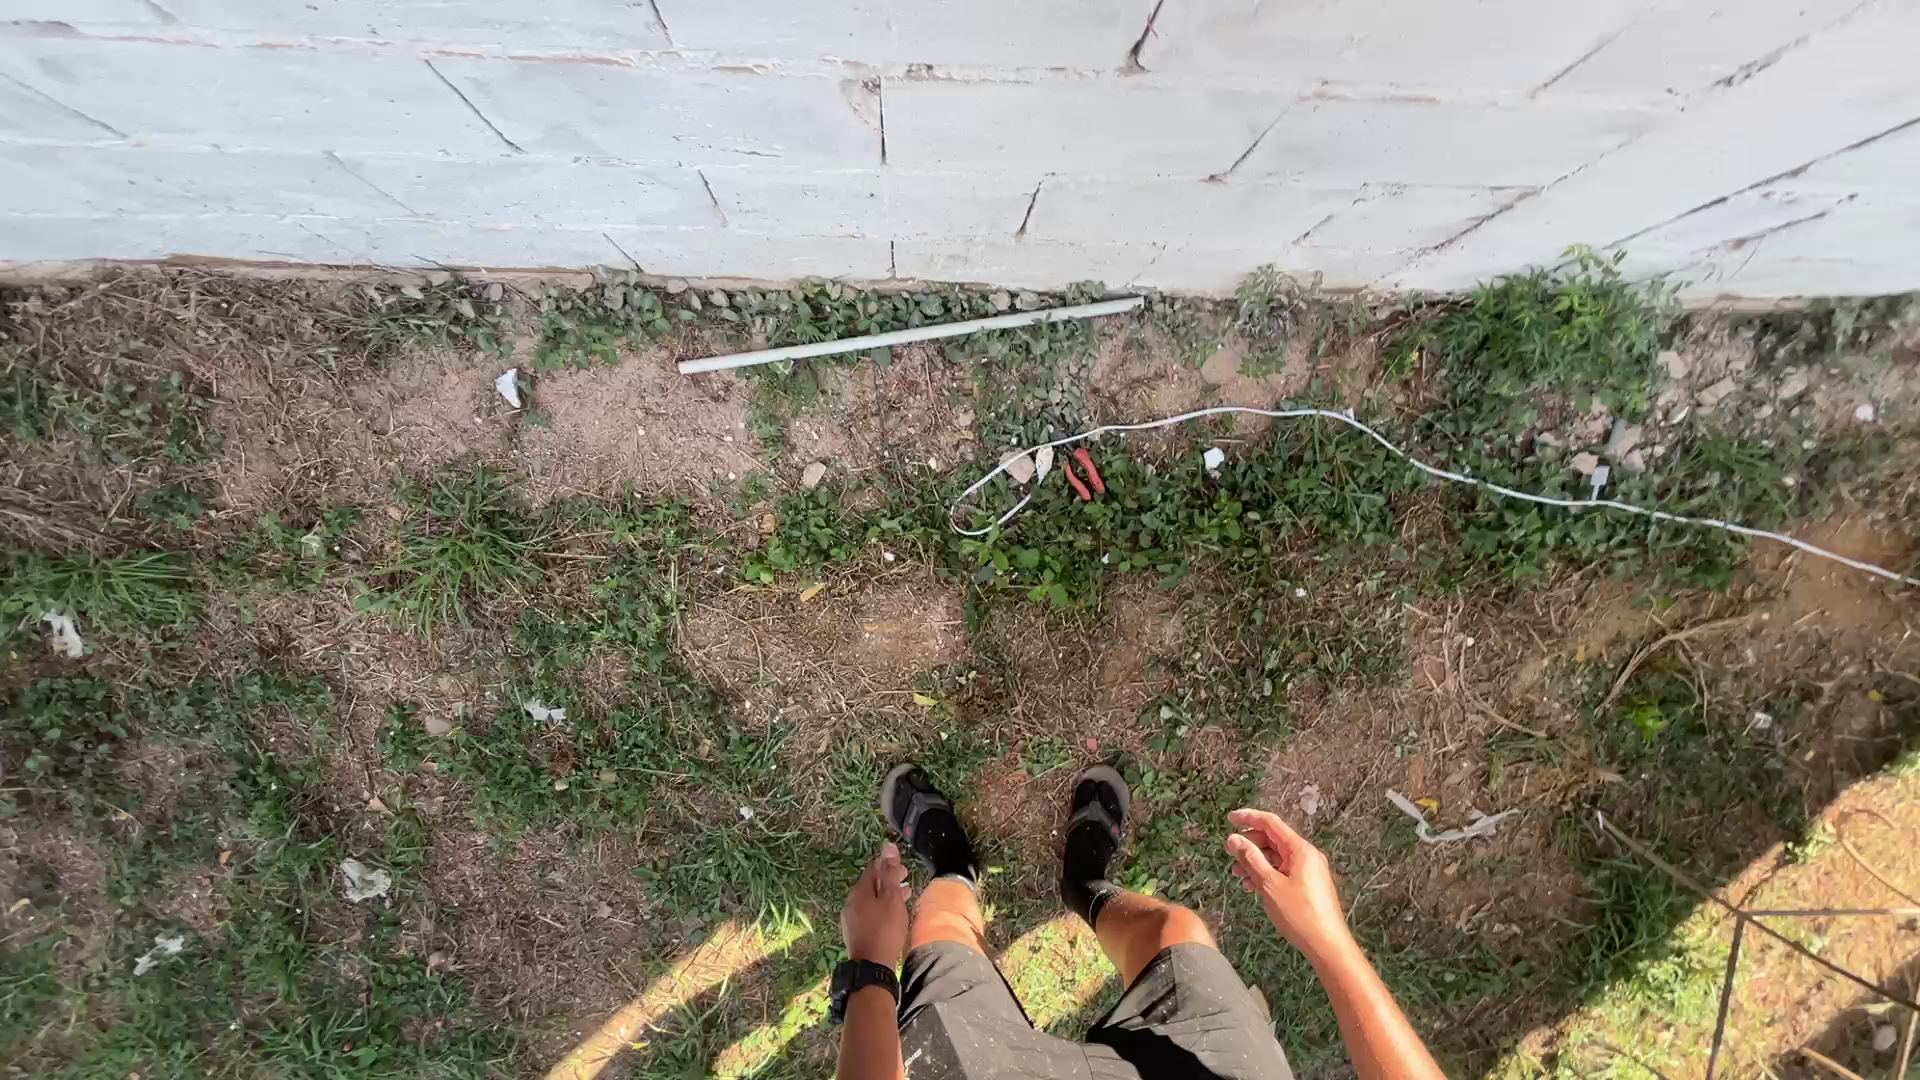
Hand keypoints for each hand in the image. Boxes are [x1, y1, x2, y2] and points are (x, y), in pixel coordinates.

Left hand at [840, 842, 909, 965]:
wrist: (871, 968)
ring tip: (904, 895)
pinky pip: (869, 912)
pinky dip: (882, 908)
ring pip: (871, 899)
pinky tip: (892, 914)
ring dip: (887, 895)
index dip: (888, 864)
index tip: (903, 867)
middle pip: (871, 884)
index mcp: (859, 890)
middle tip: (906, 879)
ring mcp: (851, 918)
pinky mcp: (855, 932)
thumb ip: (890, 872)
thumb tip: (888, 846)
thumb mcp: (891, 898)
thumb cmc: (884, 929)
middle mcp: (851, 902)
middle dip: (889, 879)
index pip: (873, 868)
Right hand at [1225, 807, 1353, 964]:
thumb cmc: (1299, 914)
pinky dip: (1265, 873)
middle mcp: (1306, 855)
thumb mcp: (1269, 884)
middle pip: (1272, 839)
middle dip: (1249, 843)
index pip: (1270, 823)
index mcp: (1300, 850)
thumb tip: (1233, 839)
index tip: (1229, 819)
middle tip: (1230, 852)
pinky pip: (1282, 870)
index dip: (1248, 818)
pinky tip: (1251, 885)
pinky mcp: (1308, 885)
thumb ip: (1250, 858)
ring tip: (1237, 873)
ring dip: (1255, 861)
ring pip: (1276, 856)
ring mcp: (1308, 871)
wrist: (1328, 947)